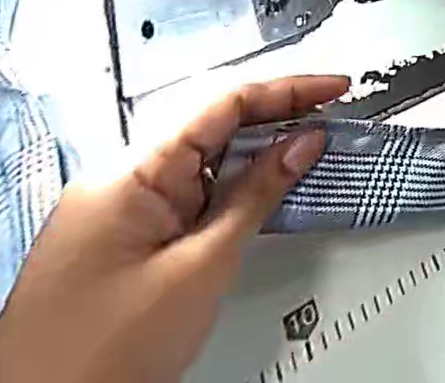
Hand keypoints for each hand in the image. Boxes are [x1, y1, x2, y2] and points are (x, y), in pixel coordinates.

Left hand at [0, 75, 349, 382]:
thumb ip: (257, 193)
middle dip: (274, 114)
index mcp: (131, 171)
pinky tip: (258, 186)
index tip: (336, 88)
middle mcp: (117, 175)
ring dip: (253, 148)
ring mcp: (113, 206)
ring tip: (306, 145)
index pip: (223, 103)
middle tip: (330, 115)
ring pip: (198, 156)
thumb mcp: (201, 268)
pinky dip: (227, 182)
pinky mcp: (115, 234)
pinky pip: (183, 188)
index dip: (287, 89)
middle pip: (210, 122)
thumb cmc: (108, 357)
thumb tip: (306, 140)